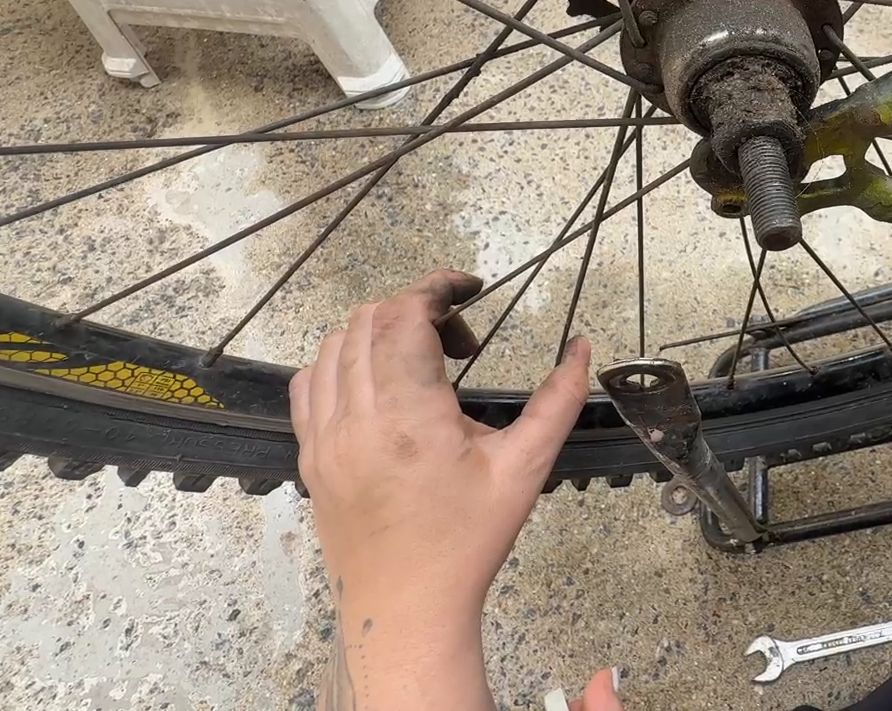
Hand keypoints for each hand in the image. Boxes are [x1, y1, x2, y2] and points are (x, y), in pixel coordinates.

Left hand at [290, 272, 600, 710]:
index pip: (404, 315)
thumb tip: (582, 344)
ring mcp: (322, 437)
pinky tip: (381, 378)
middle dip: (418, 307)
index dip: (437, 286)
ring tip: (427, 356)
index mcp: (407, 413)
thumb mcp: (527, 465)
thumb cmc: (470, 534)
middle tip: (464, 336)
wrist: (407, 605)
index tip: (472, 286)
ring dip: (381, 329)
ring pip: (335, 345)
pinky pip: (310, 381)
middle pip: (369, 320)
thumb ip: (559, 398)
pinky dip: (344, 358)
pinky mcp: (309, 455)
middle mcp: (354, 416)